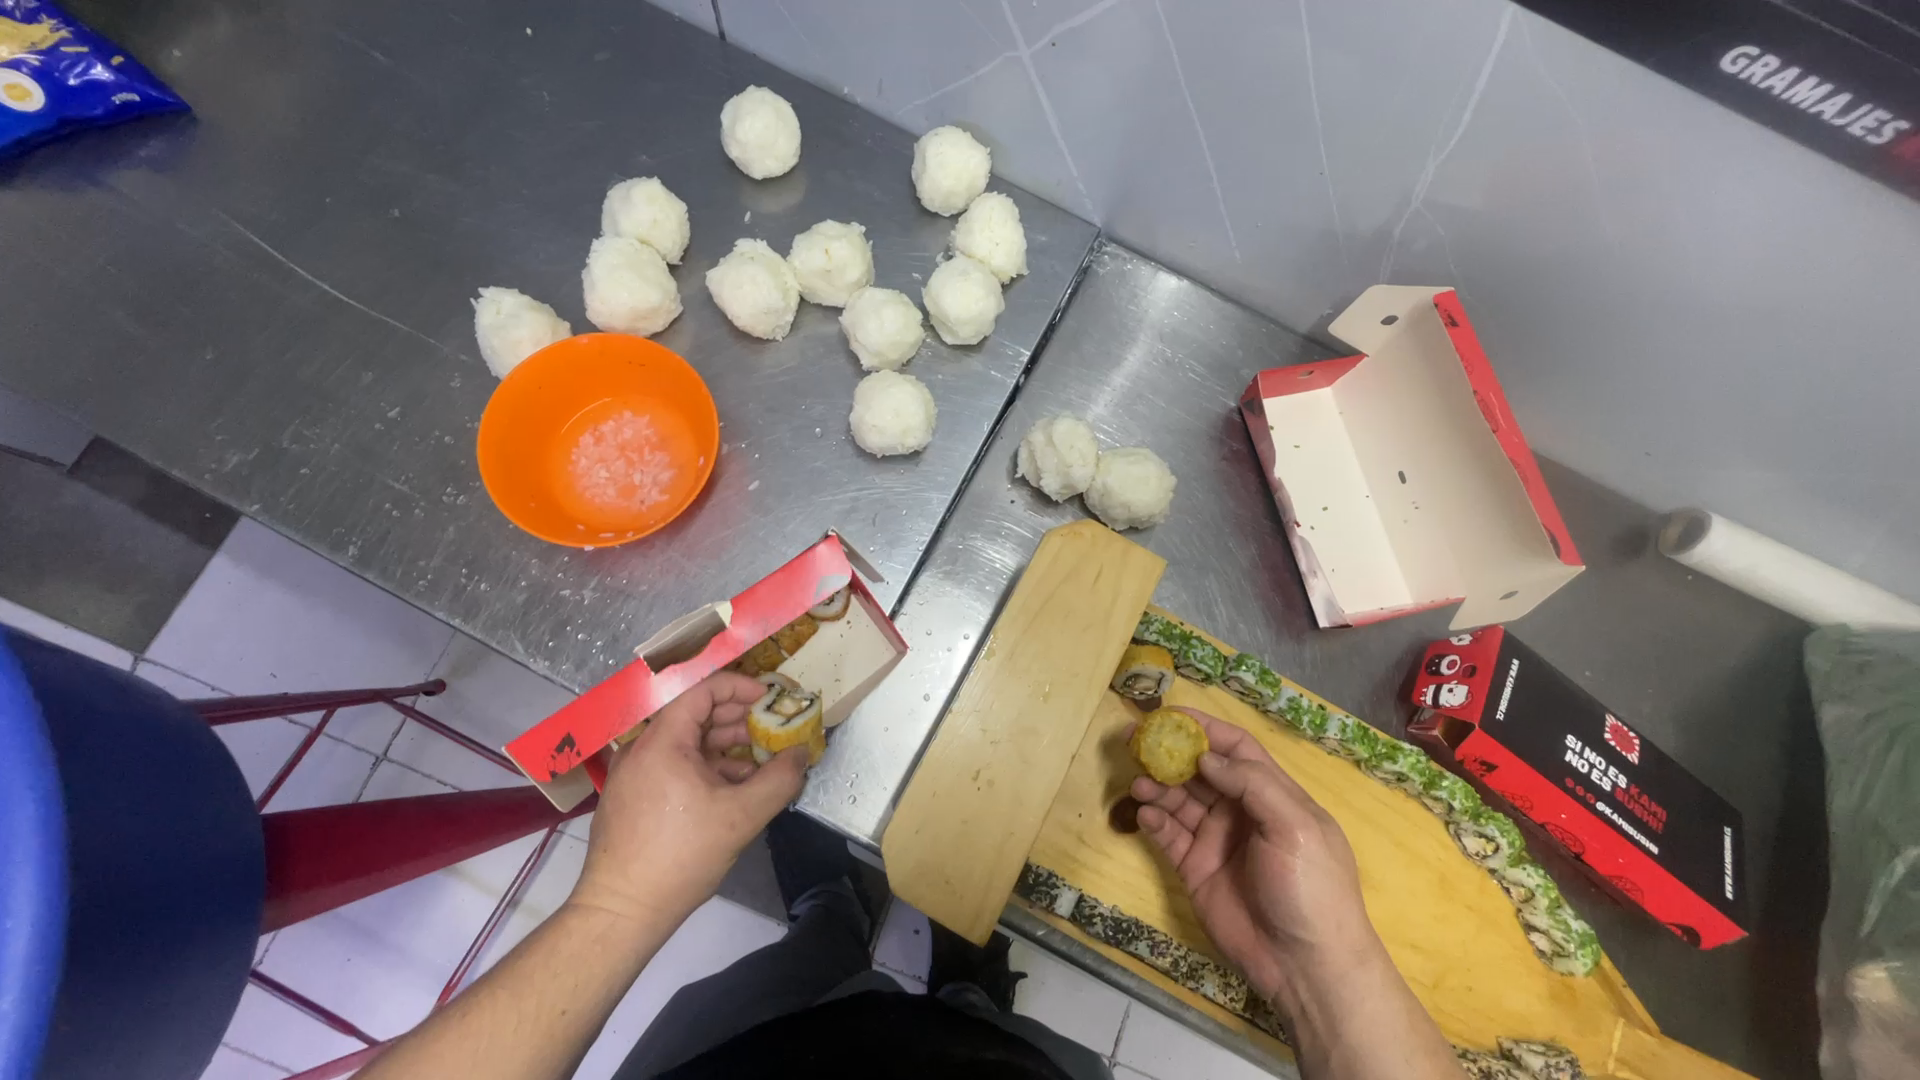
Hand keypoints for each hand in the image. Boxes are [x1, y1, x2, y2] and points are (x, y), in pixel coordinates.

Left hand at [569, 672, 808, 926]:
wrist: (621, 912)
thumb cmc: (680, 856)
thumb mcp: (742, 816)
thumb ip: (780, 779)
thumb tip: (801, 754)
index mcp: (663, 741)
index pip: (702, 690)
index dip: (740, 687)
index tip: (770, 699)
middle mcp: (643, 748)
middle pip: (695, 713)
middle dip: (738, 718)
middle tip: (772, 730)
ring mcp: (634, 773)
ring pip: (686, 742)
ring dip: (725, 746)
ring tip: (759, 763)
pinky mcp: (633, 797)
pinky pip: (674, 766)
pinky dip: (706, 768)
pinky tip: (732, 790)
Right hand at [1131, 708, 1383, 1004]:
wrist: (1306, 966)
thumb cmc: (1311, 888)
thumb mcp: (1295, 827)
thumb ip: (1252, 784)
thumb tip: (1206, 755)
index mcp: (1272, 795)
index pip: (1235, 748)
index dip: (1205, 729)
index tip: (1170, 717)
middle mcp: (1240, 812)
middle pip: (1199, 770)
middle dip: (1168, 753)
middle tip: (1134, 740)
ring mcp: (1216, 840)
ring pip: (1179, 799)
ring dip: (1157, 785)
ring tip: (1139, 782)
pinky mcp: (1195, 868)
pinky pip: (1168, 835)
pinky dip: (1153, 820)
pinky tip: (1146, 814)